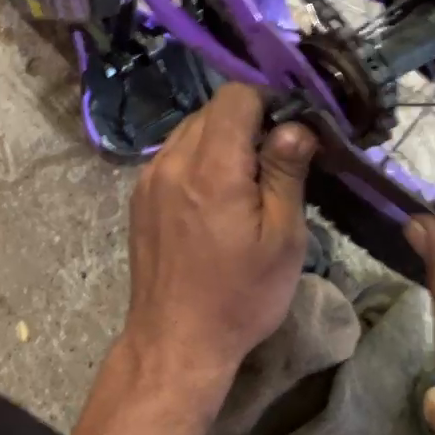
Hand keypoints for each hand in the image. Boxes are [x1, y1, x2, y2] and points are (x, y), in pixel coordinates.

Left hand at [123, 84, 316, 404]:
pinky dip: (196, 161)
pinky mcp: (139, 196)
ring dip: (220, 142)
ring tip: (246, 183)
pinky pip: (171, 157)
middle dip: (246, 123)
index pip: (234, 97)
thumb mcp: (283, 238)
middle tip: (275, 162)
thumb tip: (295, 125)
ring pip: (188, 132)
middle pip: (210, 111)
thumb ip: (286, 173)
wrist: (175, 337)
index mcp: (210, 167)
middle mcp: (171, 161)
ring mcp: (149, 178)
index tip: (290, 132)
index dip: (267, 103)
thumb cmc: (240, 295)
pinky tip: (214, 198)